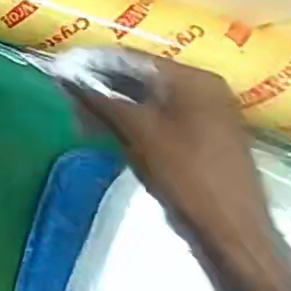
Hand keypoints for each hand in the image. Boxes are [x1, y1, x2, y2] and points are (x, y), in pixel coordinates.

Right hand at [64, 54, 275, 253]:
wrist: (230, 231)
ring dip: (112, 105)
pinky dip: (131, 120)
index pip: (132, 58)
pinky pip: (159, 117)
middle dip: (101, 85)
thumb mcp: (135, 131)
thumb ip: (98, 98)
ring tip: (78, 114)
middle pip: (140, 77)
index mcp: (194, 78)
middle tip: (66, 94)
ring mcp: (207, 114)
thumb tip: (63, 74)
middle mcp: (204, 88)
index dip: (92, 62)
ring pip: (148, 99)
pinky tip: (104, 130)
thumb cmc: (184, 173)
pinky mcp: (204, 137)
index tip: (60, 66)